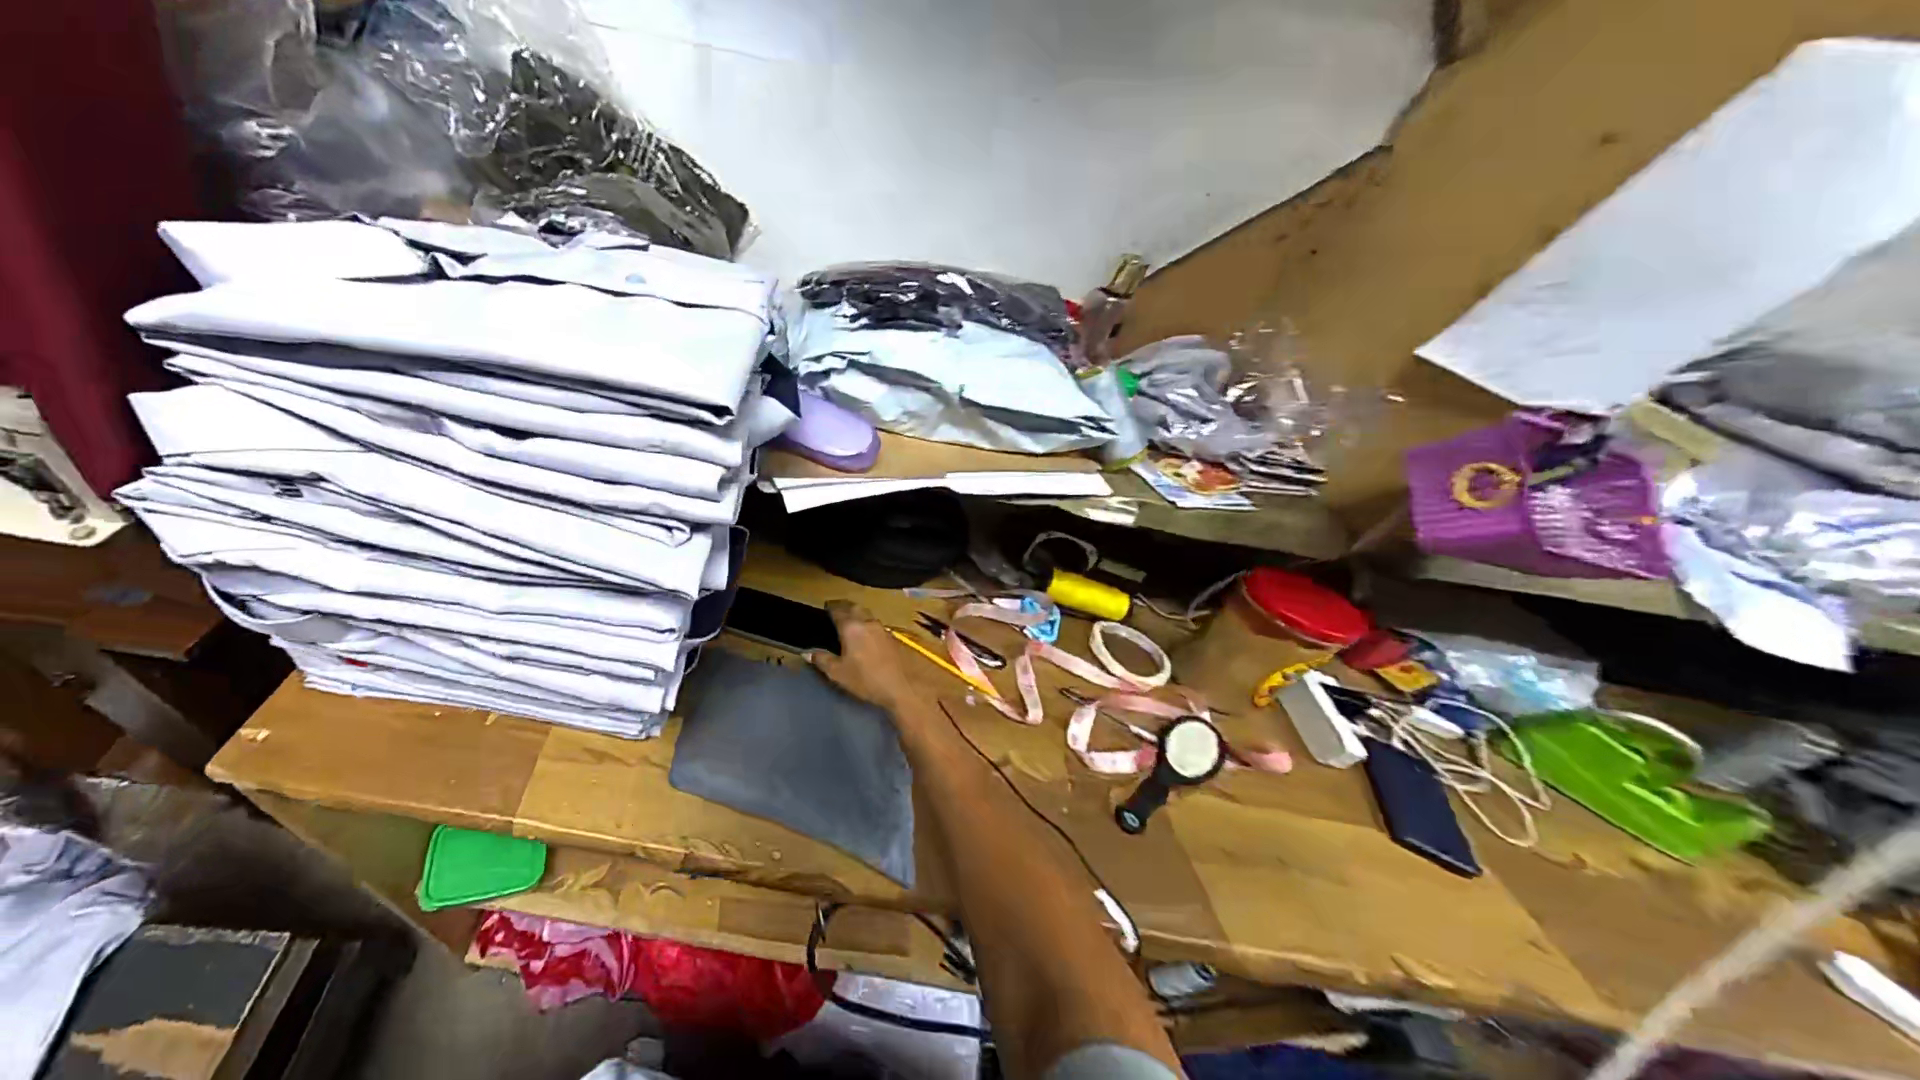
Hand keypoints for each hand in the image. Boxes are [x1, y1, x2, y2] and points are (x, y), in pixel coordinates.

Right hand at [809, 601, 919, 714]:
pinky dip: (867, 625)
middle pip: (854, 607)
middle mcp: (868, 622)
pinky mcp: (892, 637)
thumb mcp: (838, 673)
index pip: (838, 611)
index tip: (825, 607)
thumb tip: (807, 653)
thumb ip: (822, 660)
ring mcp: (883, 629)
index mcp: (852, 627)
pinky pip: (876, 625)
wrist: (901, 687)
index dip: (831, 608)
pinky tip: (866, 635)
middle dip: (845, 606)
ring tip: (850, 622)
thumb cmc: (866, 680)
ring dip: (858, 615)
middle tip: (836, 610)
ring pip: (867, 615)